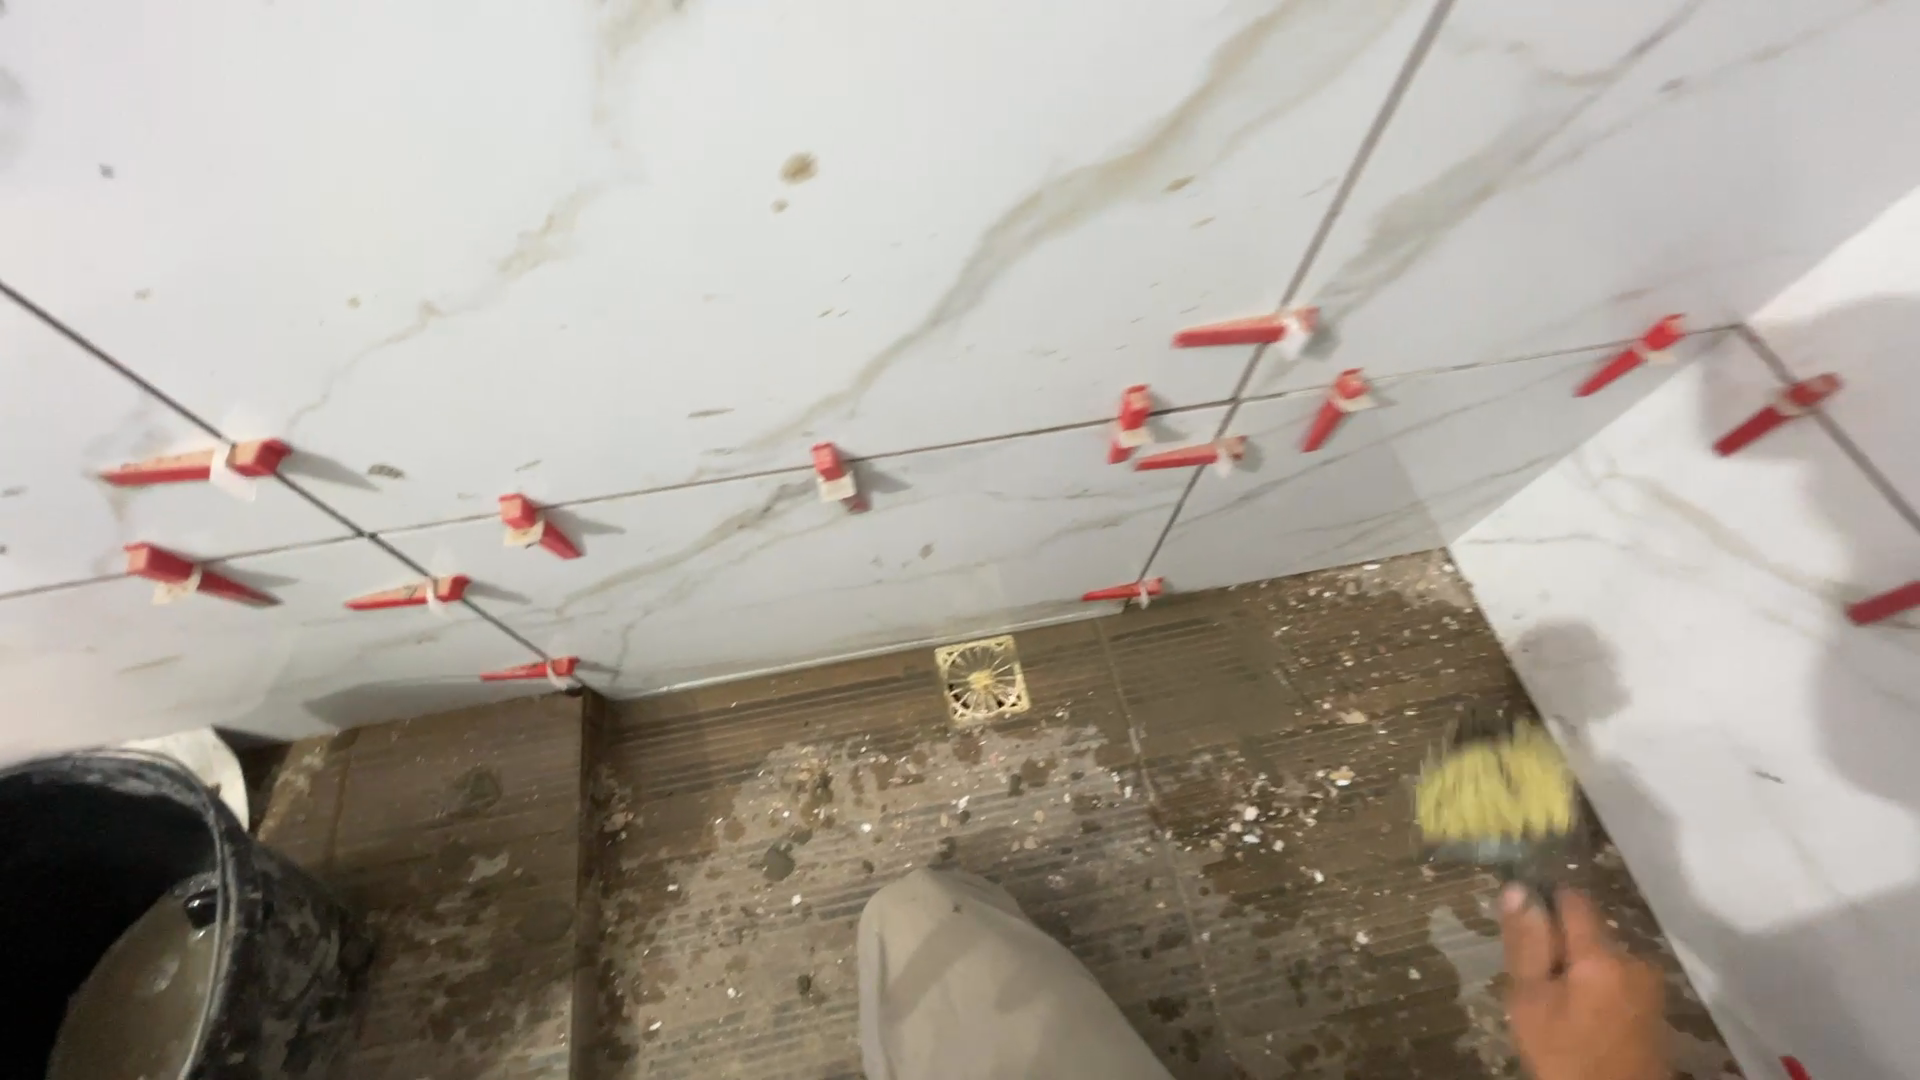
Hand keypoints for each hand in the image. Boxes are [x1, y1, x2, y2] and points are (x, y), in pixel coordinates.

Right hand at [1501, 884, 1669, 1079]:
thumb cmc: (1566, 1056)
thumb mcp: (1529, 998)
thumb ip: (1525, 941)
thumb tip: (1517, 887)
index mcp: (1602, 956)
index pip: (1571, 898)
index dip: (1541, 901)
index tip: (1519, 927)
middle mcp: (1635, 962)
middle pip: (1584, 927)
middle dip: (1554, 941)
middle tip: (1532, 977)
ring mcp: (1649, 986)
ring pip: (1596, 952)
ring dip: (1571, 964)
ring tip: (1551, 999)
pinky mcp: (1653, 1006)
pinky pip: (1611, 974)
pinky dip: (1589, 982)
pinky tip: (1575, 1012)